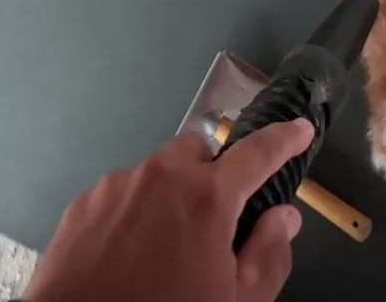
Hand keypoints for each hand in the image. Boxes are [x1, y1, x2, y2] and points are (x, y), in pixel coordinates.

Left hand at [24, 120, 313, 301]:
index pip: (257, 154)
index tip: (301, 129)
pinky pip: (122, 193)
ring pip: (157, 172)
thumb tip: (283, 216)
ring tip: (165, 249)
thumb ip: (268, 256)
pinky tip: (129, 256)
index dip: (285, 139)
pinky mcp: (84, 202)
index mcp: (206, 198)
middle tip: (215, 217)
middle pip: (198, 149)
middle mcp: (161, 176)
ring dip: (171, 195)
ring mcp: (118, 184)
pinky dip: (134, 213)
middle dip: (213, 171)